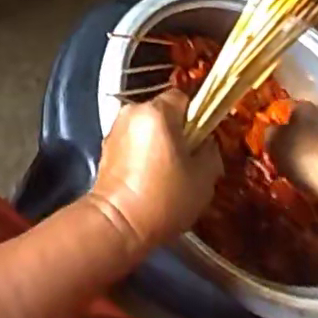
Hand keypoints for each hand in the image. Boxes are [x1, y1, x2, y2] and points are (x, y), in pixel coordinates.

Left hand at [88, 91, 223, 251]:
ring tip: (170, 171)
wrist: (120, 219)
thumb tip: (206, 142)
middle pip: (163, 110)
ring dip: (159, 139)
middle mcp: (132, 110)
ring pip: (147, 124)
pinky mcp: (107, 141)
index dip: (197, 114)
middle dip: (178, 129)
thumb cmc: (165, 197)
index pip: (182, 97)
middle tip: (190, 158)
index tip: (204, 136)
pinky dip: (143, 148)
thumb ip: (210, 152)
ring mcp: (117, 124)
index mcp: (157, 112)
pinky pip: (133, 137)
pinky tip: (150, 174)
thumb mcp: (203, 179)